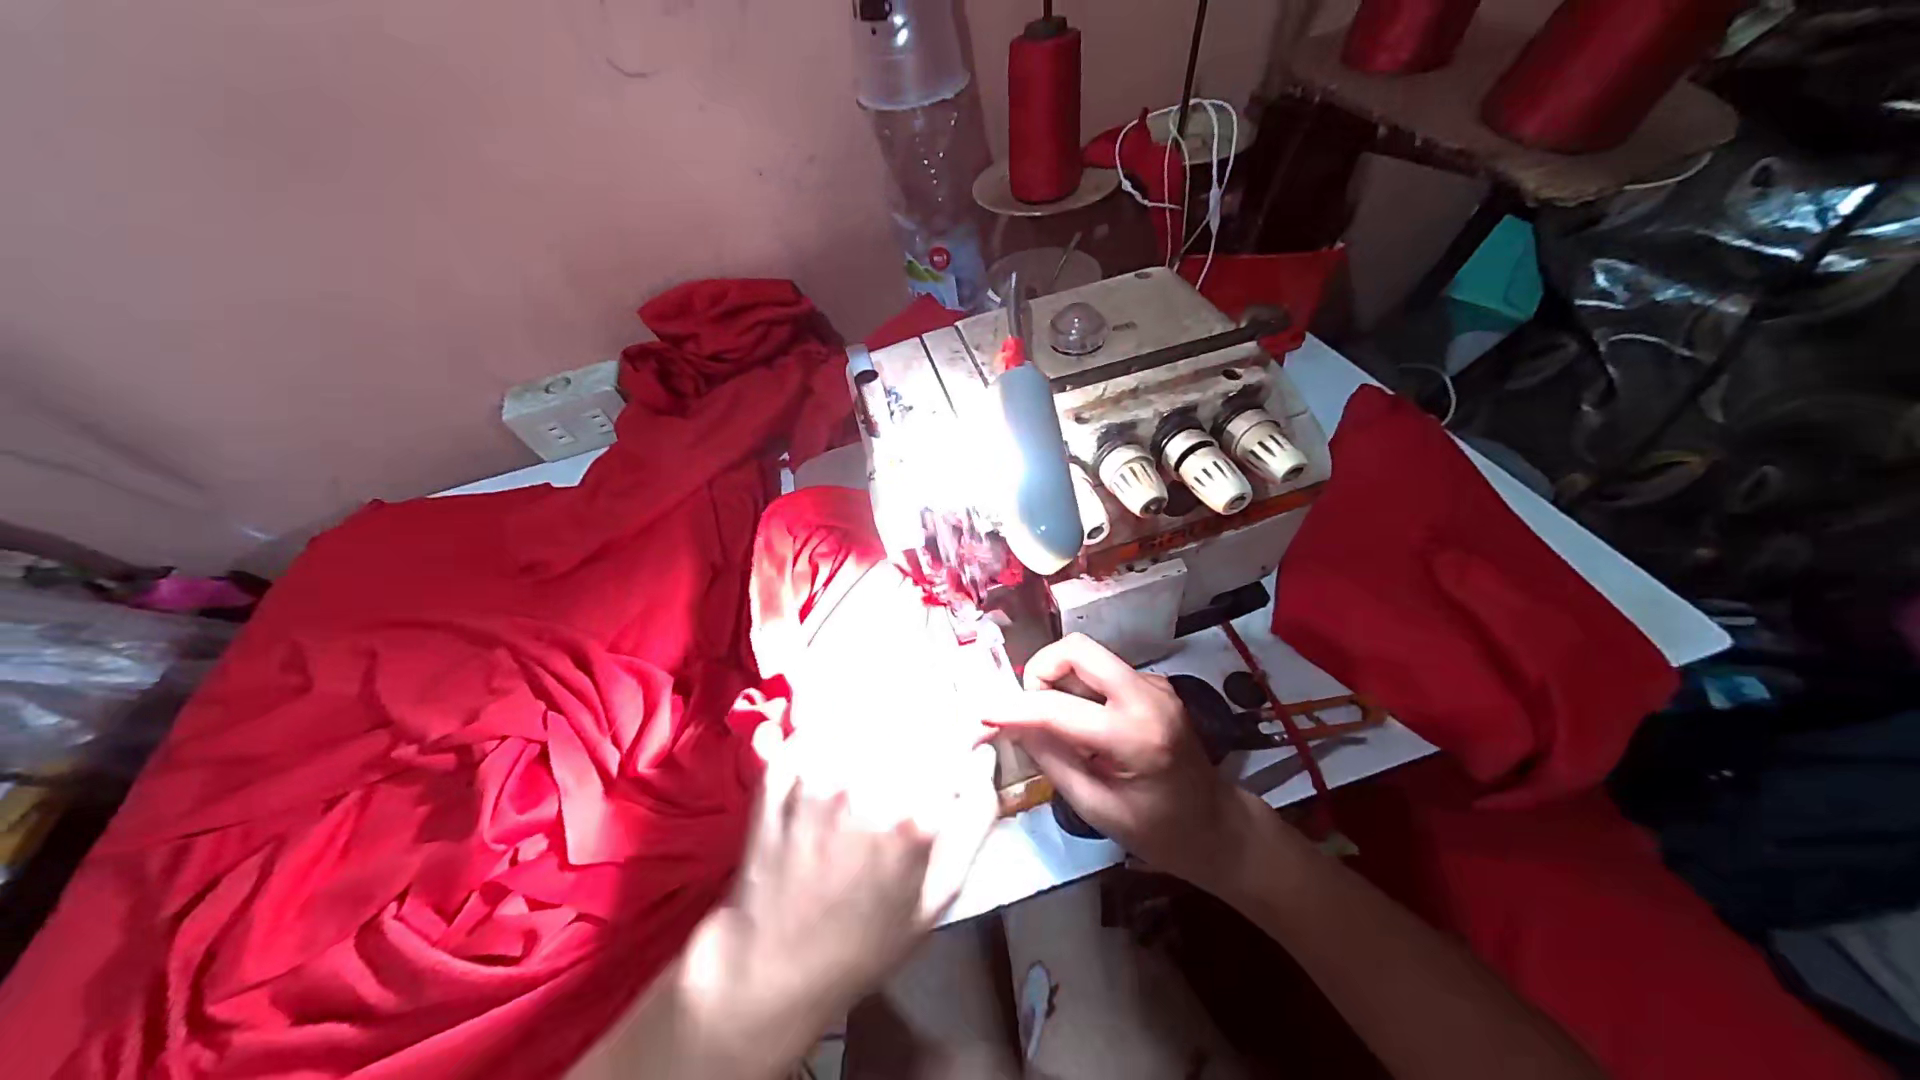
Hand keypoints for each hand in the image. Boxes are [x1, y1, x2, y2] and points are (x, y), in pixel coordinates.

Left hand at [675, 721, 997, 1076]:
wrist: (773, 964)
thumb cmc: (868, 938)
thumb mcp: (941, 895)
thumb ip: (975, 820)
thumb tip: (982, 759)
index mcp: (915, 818)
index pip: (955, 736)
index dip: (964, 728)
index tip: (962, 737)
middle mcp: (867, 785)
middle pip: (912, 714)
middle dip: (926, 717)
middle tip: (925, 737)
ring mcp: (817, 775)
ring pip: (864, 710)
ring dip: (883, 713)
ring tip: (886, 733)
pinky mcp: (779, 772)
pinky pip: (817, 721)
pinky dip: (836, 718)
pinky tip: (844, 733)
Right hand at [988, 633, 1264, 891]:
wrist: (1218, 826)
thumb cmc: (1158, 831)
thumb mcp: (1095, 806)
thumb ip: (1051, 759)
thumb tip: (1010, 725)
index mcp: (1135, 735)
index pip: (1057, 707)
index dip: (1013, 708)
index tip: (983, 714)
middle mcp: (1147, 696)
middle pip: (1075, 649)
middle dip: (1040, 671)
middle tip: (1030, 711)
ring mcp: (1153, 684)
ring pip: (1086, 657)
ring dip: (1060, 682)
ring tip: (1061, 728)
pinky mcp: (1153, 684)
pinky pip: (1101, 672)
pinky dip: (1080, 690)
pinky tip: (1088, 728)